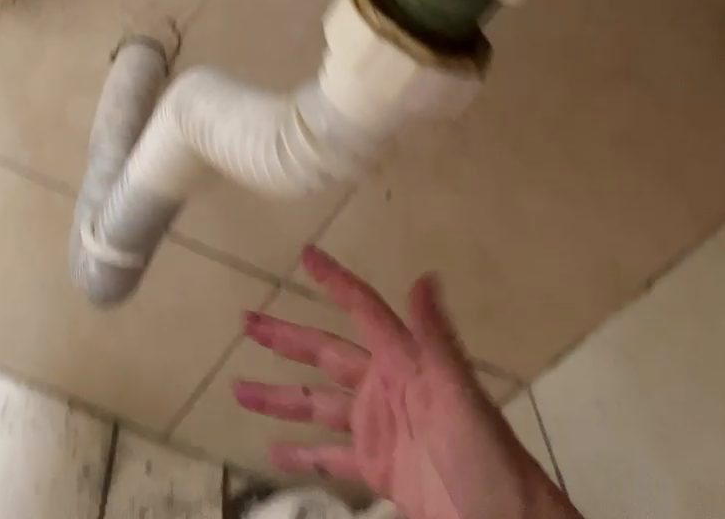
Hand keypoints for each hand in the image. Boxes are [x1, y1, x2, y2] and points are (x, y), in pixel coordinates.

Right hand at [233, 247, 574, 518]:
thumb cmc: (486, 457)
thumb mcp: (459, 395)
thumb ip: (436, 339)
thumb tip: (426, 277)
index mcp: (403, 362)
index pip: (362, 311)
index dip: (335, 282)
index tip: (306, 254)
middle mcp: (385, 387)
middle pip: (325, 354)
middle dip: (286, 339)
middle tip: (247, 321)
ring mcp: (379, 429)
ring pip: (318, 405)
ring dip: (280, 398)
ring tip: (238, 389)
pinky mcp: (378, 469)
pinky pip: (331, 457)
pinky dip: (302, 455)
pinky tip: (272, 452)